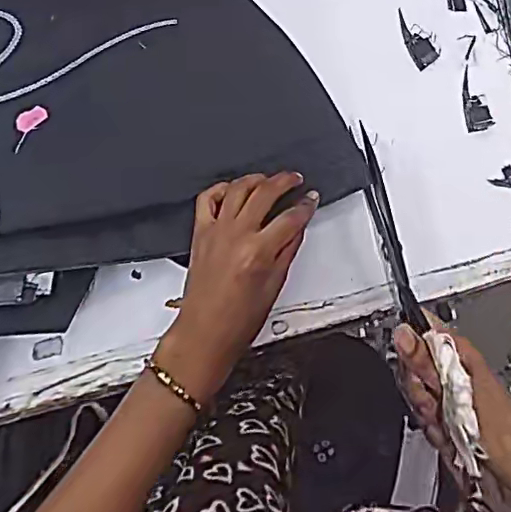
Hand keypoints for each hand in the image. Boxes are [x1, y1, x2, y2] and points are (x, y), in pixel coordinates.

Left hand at [156, 173, 317, 403]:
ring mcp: (216, 231)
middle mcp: (236, 236)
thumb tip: (297, 227)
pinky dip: (221, 189)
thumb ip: (287, 250)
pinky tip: (232, 189)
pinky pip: (208, 198)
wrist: (204, 332)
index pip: (290, 217)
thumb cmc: (236, 320)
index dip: (305, 205)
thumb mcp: (274, 285)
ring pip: (238, 188)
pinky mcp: (200, 232)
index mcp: (258, 252)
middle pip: (265, 192)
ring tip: (268, 179)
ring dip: (256, 179)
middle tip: (294, 180)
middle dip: (285, 181)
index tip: (310, 199)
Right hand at [393, 320, 510, 511]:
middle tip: (435, 407)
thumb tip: (403, 330)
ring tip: (450, 431)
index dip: (411, 349)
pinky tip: (452, 445)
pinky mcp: (455, 428)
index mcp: (464, 356)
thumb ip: (429, 363)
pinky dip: (437, 438)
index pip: (423, 333)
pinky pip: (430, 426)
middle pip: (417, 370)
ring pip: (422, 400)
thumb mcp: (463, 396)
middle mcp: (459, 376)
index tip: (412, 368)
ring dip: (430, 419)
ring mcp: (456, 403)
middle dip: (420, 391)